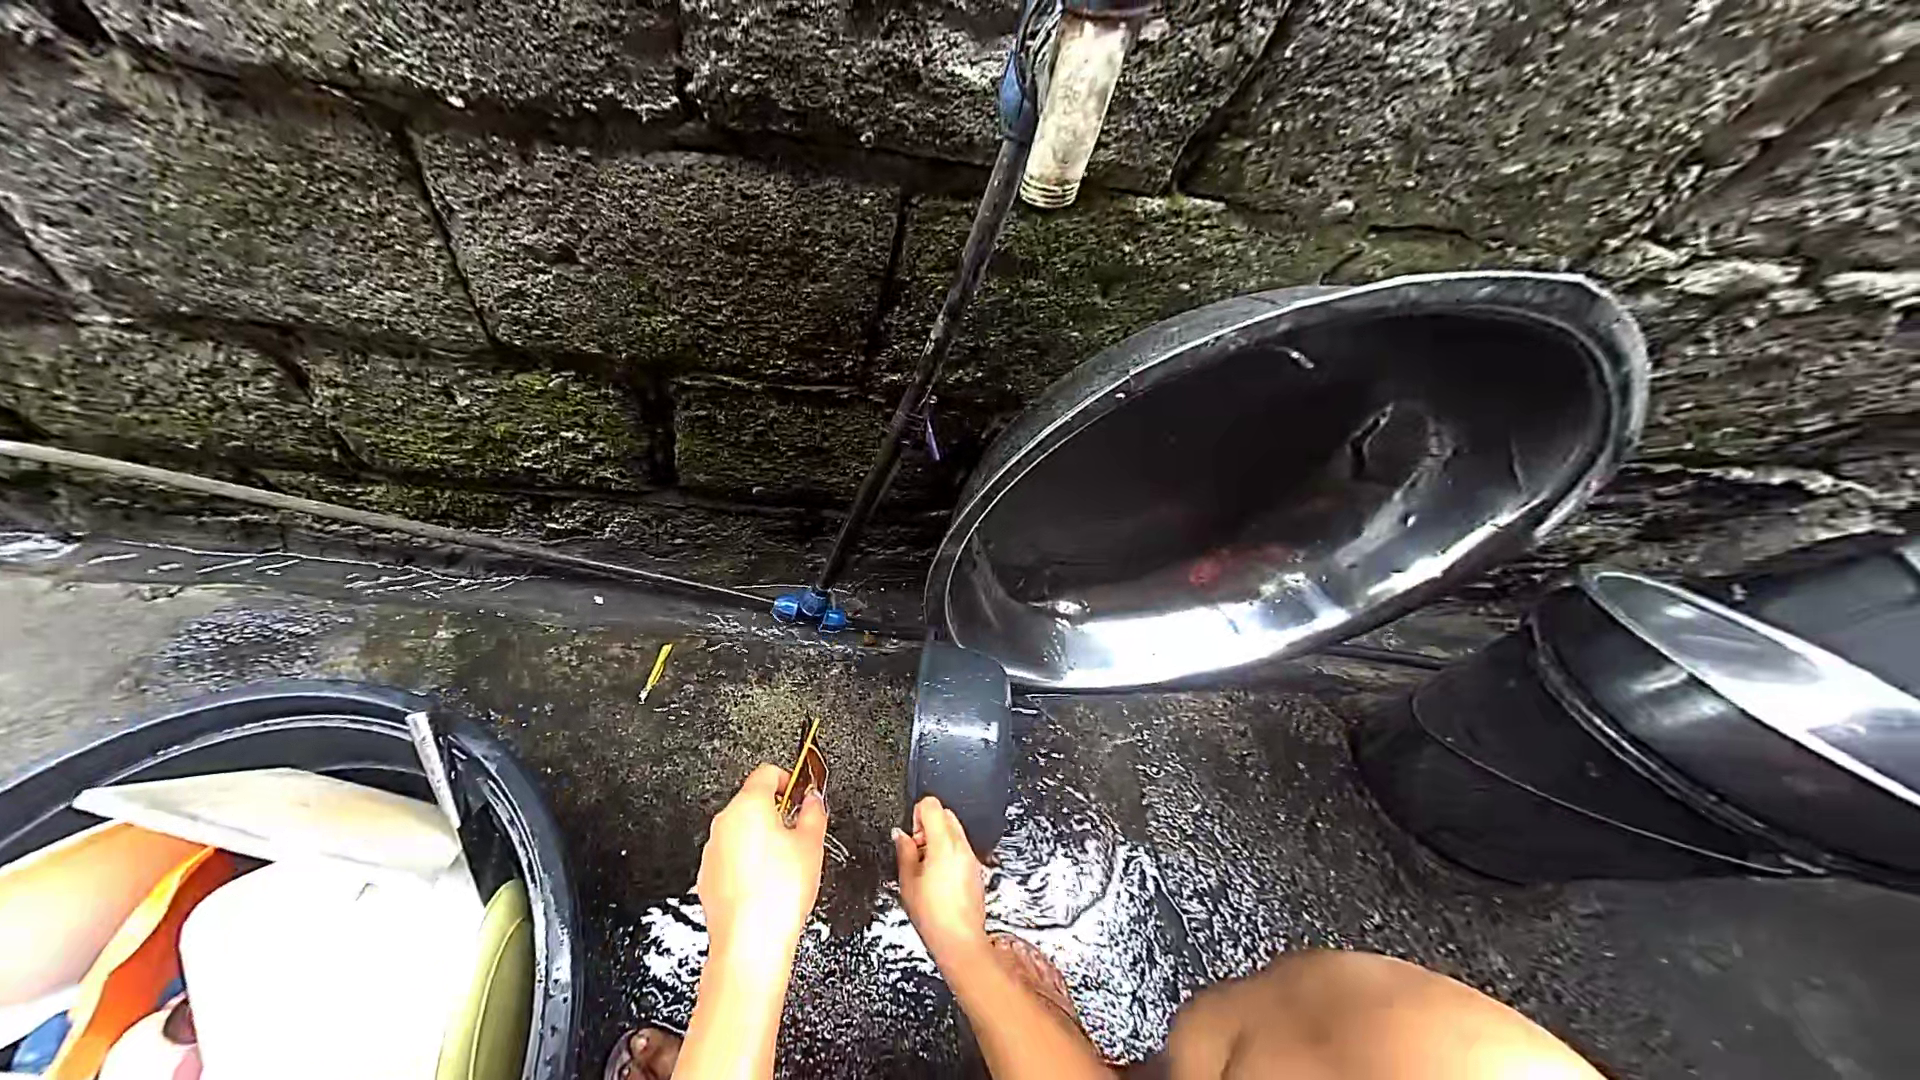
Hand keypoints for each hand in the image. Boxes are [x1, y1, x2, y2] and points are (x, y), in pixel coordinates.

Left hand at [696, 764, 826, 959]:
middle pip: (753, 801)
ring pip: (741, 830)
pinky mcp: (707, 876)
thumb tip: (813, 800)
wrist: (750, 943)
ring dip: (762, 836)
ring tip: (785, 861)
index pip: (767, 772)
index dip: (789, 778)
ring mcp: (713, 850)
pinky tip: (767, 881)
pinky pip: (731, 856)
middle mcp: (725, 823)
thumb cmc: (778, 894)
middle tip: (799, 829)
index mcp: (749, 805)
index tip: (800, 791)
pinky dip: (747, 860)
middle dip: (777, 811)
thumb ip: (814, 811)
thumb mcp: (812, 842)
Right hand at [894, 795, 987, 962]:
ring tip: (926, 866)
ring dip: (939, 838)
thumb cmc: (933, 915)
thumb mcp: (907, 881)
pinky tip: (938, 877)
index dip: (917, 814)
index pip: (932, 805)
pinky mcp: (976, 868)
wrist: (960, 940)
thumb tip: (901, 835)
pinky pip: (961, 847)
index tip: (912, 834)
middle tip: (917, 850)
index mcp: (944, 844)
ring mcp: (971, 857)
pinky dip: (949, 851)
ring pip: (954, 830)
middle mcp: (961, 846)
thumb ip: (904, 851)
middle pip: (945, 813)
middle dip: (928, 825)